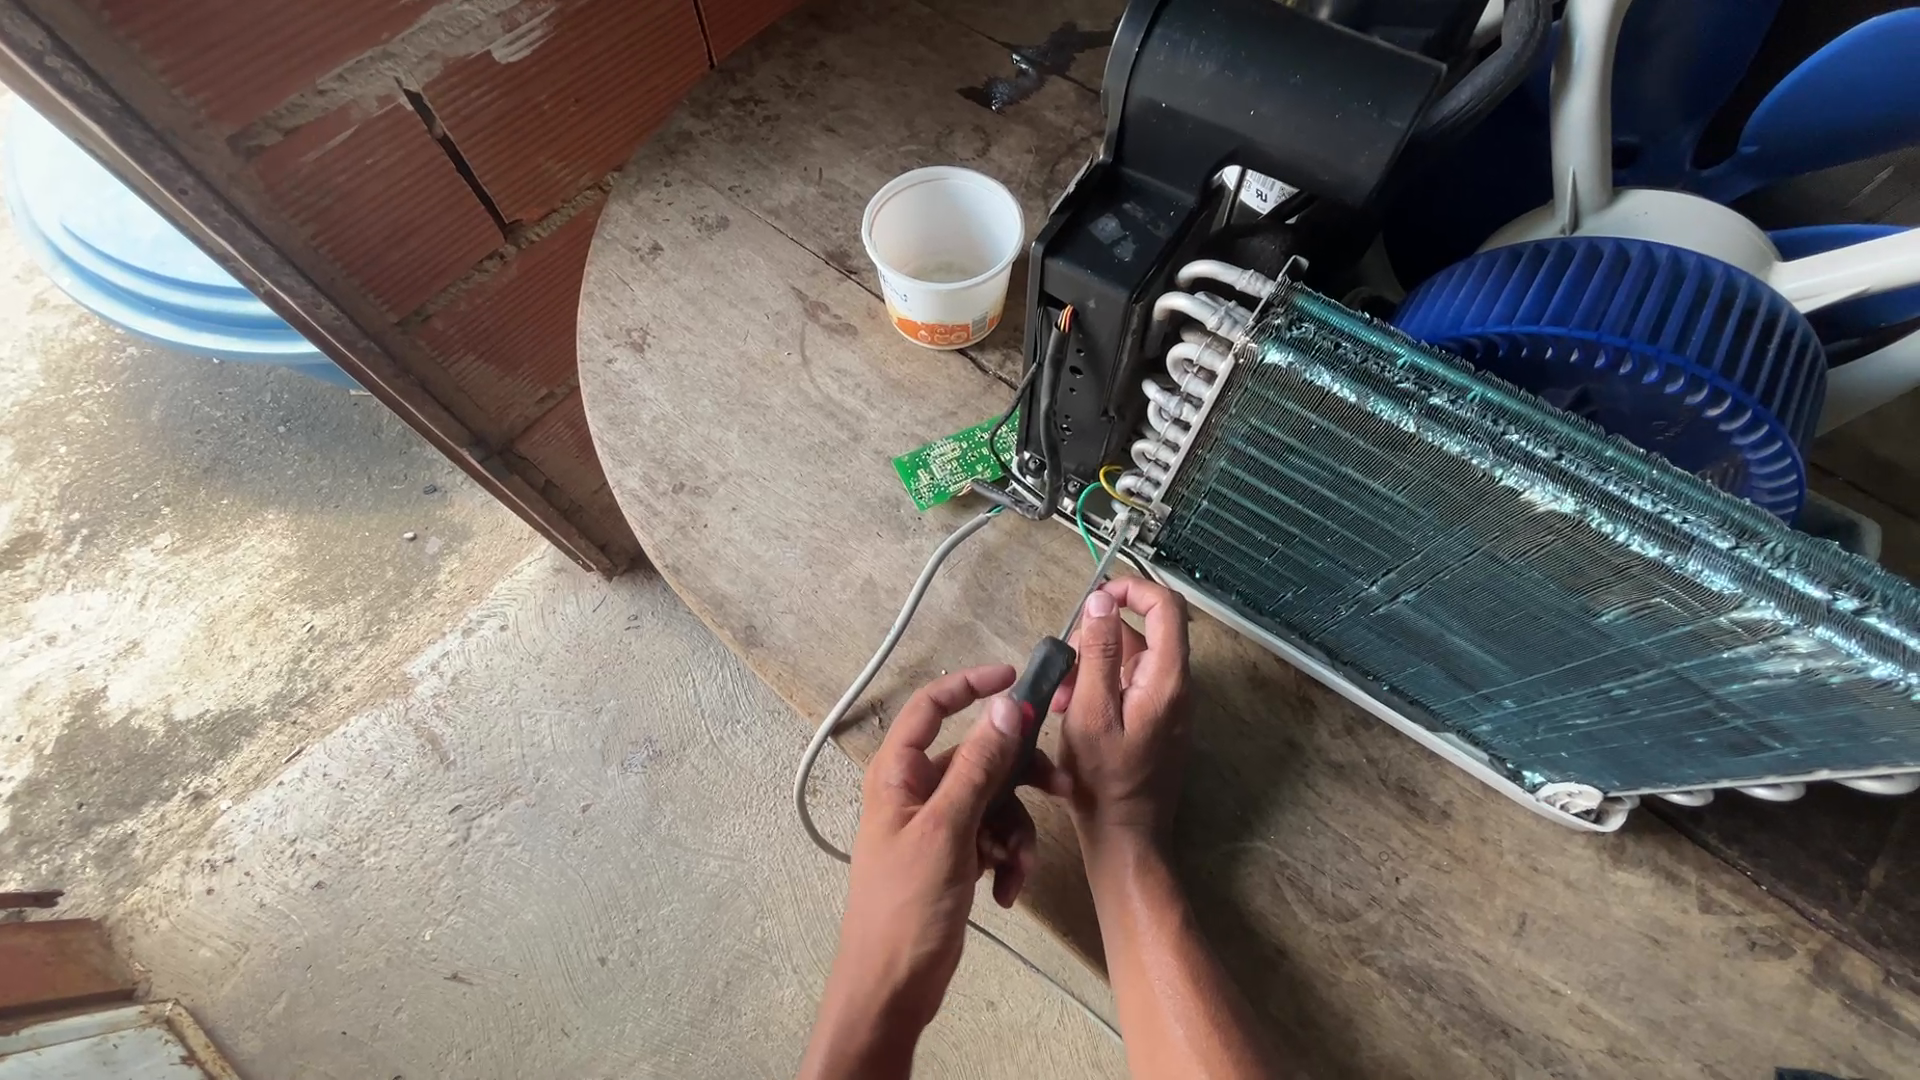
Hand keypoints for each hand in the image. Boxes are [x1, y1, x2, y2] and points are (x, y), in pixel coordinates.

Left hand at [819, 666, 1040, 1039]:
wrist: (892, 989)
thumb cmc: (906, 904)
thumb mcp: (947, 829)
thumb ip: (978, 765)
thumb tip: (1006, 706)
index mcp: (899, 771)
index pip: (932, 706)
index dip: (970, 684)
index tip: (1014, 678)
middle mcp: (917, 787)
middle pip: (978, 756)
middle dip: (1017, 775)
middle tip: (1059, 785)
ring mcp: (938, 821)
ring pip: (994, 799)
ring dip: (1015, 831)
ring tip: (1018, 867)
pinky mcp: (954, 852)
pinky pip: (993, 834)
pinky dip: (1006, 856)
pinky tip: (1007, 890)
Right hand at [1048, 578, 1192, 847]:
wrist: (1125, 837)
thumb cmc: (1103, 780)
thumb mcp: (1091, 712)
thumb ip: (1098, 653)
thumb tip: (1102, 599)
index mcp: (1167, 678)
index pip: (1165, 606)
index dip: (1131, 589)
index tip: (1094, 598)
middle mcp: (1176, 684)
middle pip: (1143, 631)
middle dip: (1098, 636)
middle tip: (1064, 663)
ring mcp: (1167, 702)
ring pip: (1130, 657)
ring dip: (1092, 664)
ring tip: (1061, 695)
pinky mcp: (1155, 717)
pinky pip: (1127, 682)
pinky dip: (1099, 686)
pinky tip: (1072, 709)